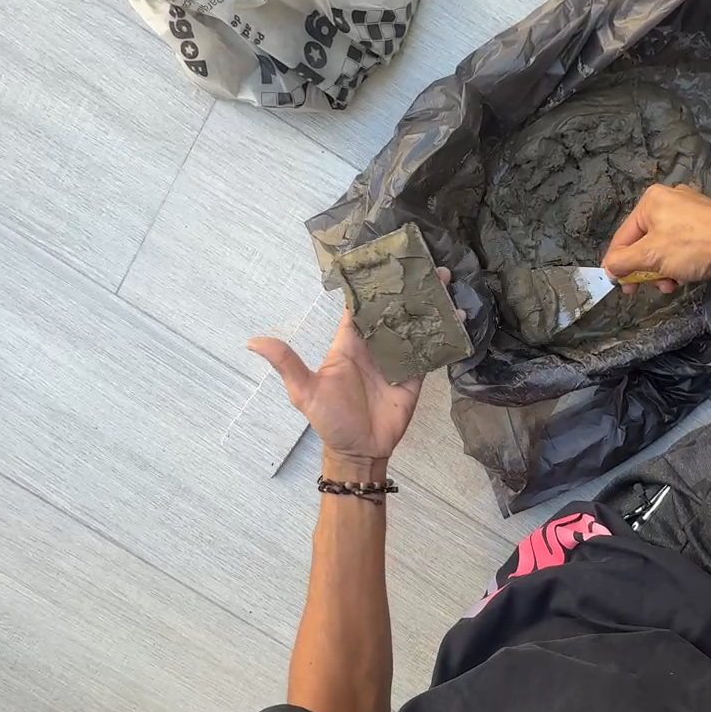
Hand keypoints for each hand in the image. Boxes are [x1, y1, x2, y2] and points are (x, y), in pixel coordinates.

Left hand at [248, 272, 451, 465]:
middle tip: (427, 265)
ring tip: (446, 281)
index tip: (383, 260)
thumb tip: (252, 341)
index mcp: (349, 344)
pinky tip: (458, 315)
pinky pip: (430, 350)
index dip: (370, 285)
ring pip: (415, 324)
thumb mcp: (304, 392)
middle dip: (408, 288)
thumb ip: (287, 364)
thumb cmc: (330, 421)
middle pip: (393, 309)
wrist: (360, 451)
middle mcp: (375, 346)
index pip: (360, 307)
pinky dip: (444, 333)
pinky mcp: (416, 375)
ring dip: (429, 304)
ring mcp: (398, 360)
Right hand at [601, 184, 710, 293]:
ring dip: (662, 270)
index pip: (623, 236)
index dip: (617, 263)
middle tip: (645, 289)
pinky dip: (679, 263)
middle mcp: (670, 199)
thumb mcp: (649, 256)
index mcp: (652, 200)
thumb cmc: (690, 246)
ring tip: (671, 285)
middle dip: (645, 269)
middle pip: (644, 241)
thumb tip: (608, 268)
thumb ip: (622, 262)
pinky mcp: (708, 223)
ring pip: (663, 246)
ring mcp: (691, 210)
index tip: (620, 286)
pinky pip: (682, 245)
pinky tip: (685, 276)